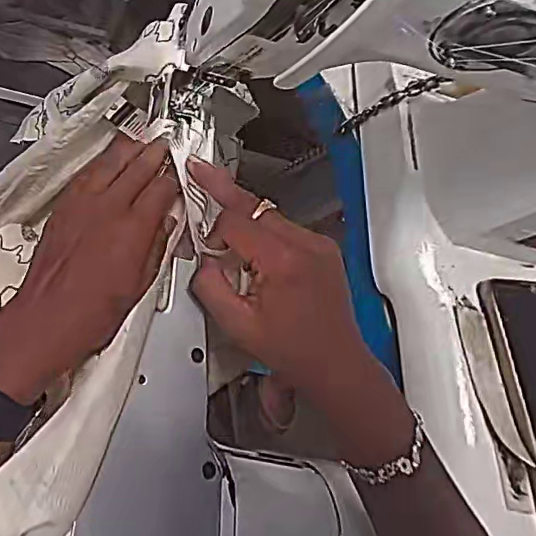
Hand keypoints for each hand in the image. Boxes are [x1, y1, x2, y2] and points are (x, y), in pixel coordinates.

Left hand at [0, 136, 180, 403]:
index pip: (163, 188)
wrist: (46, 319)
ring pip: (110, 163)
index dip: (175, 178)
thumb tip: (165, 226)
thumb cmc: (90, 312)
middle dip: (155, 153)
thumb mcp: (140, 284)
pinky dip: (100, 163)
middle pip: (138, 167)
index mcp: (134, 228)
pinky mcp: (63, 208)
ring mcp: (83, 205)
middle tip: (164, 144)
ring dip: (128, 150)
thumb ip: (156, 247)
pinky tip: (106, 161)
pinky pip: (85, 174)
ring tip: (140, 142)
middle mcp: (109, 209)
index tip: (180, 175)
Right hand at [185, 159, 413, 465]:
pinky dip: (266, 236)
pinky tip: (256, 259)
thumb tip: (202, 261)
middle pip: (255, 207)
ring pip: (270, 216)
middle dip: (225, 197)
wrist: (336, 364)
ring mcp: (319, 245)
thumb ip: (210, 286)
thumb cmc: (296, 352)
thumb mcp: (238, 325)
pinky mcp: (324, 249)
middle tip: (200, 170)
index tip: (199, 231)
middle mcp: (307, 245)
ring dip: (246, 224)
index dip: (212, 230)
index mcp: (284, 261)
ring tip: (227, 240)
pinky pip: (286, 229)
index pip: (236, 222)